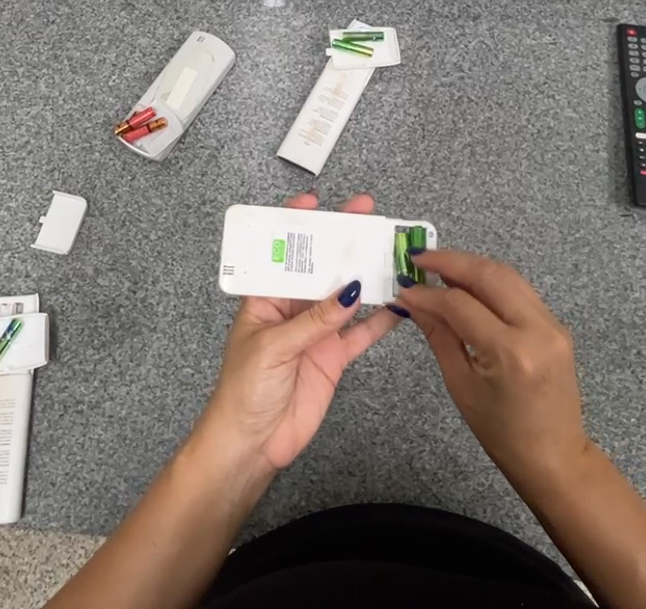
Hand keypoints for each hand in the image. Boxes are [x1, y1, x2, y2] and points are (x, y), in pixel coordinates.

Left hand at [190, 192, 401, 475]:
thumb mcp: (274, 347)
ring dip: (366, 274)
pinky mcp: (334, 356)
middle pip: (320, 267)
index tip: (316, 202)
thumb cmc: (244, 390)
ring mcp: (316, 330)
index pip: (281, 253)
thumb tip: (350, 291)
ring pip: (346, 295)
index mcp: (265, 298)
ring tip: (392, 251)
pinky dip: (381, 319)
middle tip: (368, 214)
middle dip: (341, 241)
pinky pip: (361, 332)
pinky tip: (401, 303)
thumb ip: (314, 320)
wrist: (252, 444)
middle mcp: (293, 308)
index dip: (296, 226)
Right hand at [395, 251, 592, 490]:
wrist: (554, 457)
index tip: (403, 288)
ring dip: (471, 266)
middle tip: (419, 259)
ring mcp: (552, 324)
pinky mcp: (556, 324)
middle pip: (489, 275)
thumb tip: (413, 301)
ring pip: (507, 275)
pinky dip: (490, 280)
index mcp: (510, 352)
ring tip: (439, 267)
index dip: (428, 293)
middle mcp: (536, 329)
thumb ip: (439, 335)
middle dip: (451, 261)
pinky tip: (467, 284)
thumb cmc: (501, 432)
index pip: (460, 304)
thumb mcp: (460, 385)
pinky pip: (519, 290)